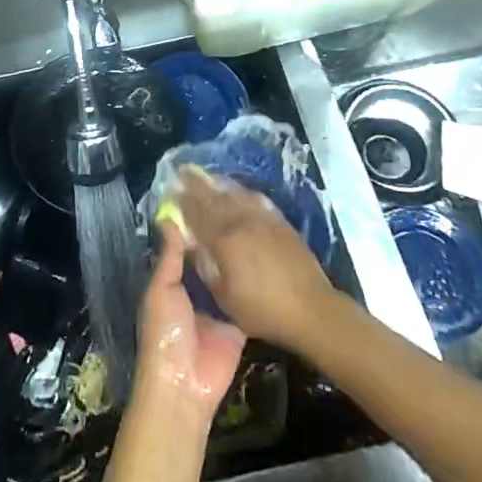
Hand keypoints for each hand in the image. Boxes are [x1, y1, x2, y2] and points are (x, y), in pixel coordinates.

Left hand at [135, 220, 245, 421]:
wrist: (186, 382)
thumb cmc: (165, 331)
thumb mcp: (161, 289)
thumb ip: (170, 257)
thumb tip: (169, 220)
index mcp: (172, 286)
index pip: (185, 253)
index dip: (194, 233)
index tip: (208, 205)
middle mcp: (195, 295)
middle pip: (209, 265)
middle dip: (219, 246)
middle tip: (238, 213)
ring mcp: (218, 310)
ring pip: (229, 280)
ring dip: (237, 263)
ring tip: (255, 228)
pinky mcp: (238, 325)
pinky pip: (246, 302)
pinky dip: (254, 287)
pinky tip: (267, 260)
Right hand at [174, 165, 341, 350]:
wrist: (311, 309)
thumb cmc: (263, 309)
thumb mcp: (224, 295)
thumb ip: (205, 265)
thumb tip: (190, 243)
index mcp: (223, 239)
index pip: (196, 213)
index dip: (182, 201)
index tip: (171, 189)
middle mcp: (241, 221)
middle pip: (213, 197)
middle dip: (196, 183)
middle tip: (182, 171)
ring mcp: (263, 219)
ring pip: (235, 193)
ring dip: (218, 183)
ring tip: (206, 177)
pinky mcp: (280, 222)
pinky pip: (255, 199)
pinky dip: (242, 191)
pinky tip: (238, 191)